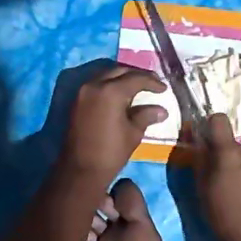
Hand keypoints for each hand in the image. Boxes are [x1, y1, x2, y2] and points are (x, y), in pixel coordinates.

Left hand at [60, 65, 166, 182]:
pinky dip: (110, 86)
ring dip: (122, 78)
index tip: (163, 89)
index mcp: (111, 91)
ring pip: (106, 76)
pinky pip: (97, 85)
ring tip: (137, 88)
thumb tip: (161, 110)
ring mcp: (83, 92)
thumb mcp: (133, 133)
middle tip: (152, 84)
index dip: (152, 82)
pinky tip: (121, 96)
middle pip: (119, 70)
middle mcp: (94, 85)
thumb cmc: (111, 152)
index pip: (136, 78)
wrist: (81, 170)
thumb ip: (146, 116)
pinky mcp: (77, 101)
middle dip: (137, 75)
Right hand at [197, 113, 240, 240]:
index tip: (203, 143)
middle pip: (231, 143)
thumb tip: (194, 139)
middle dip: (221, 154)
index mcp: (229, 152)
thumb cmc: (224, 216)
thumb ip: (198, 161)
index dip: (209, 126)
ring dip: (235, 167)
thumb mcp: (202, 190)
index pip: (219, 119)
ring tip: (229, 193)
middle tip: (212, 178)